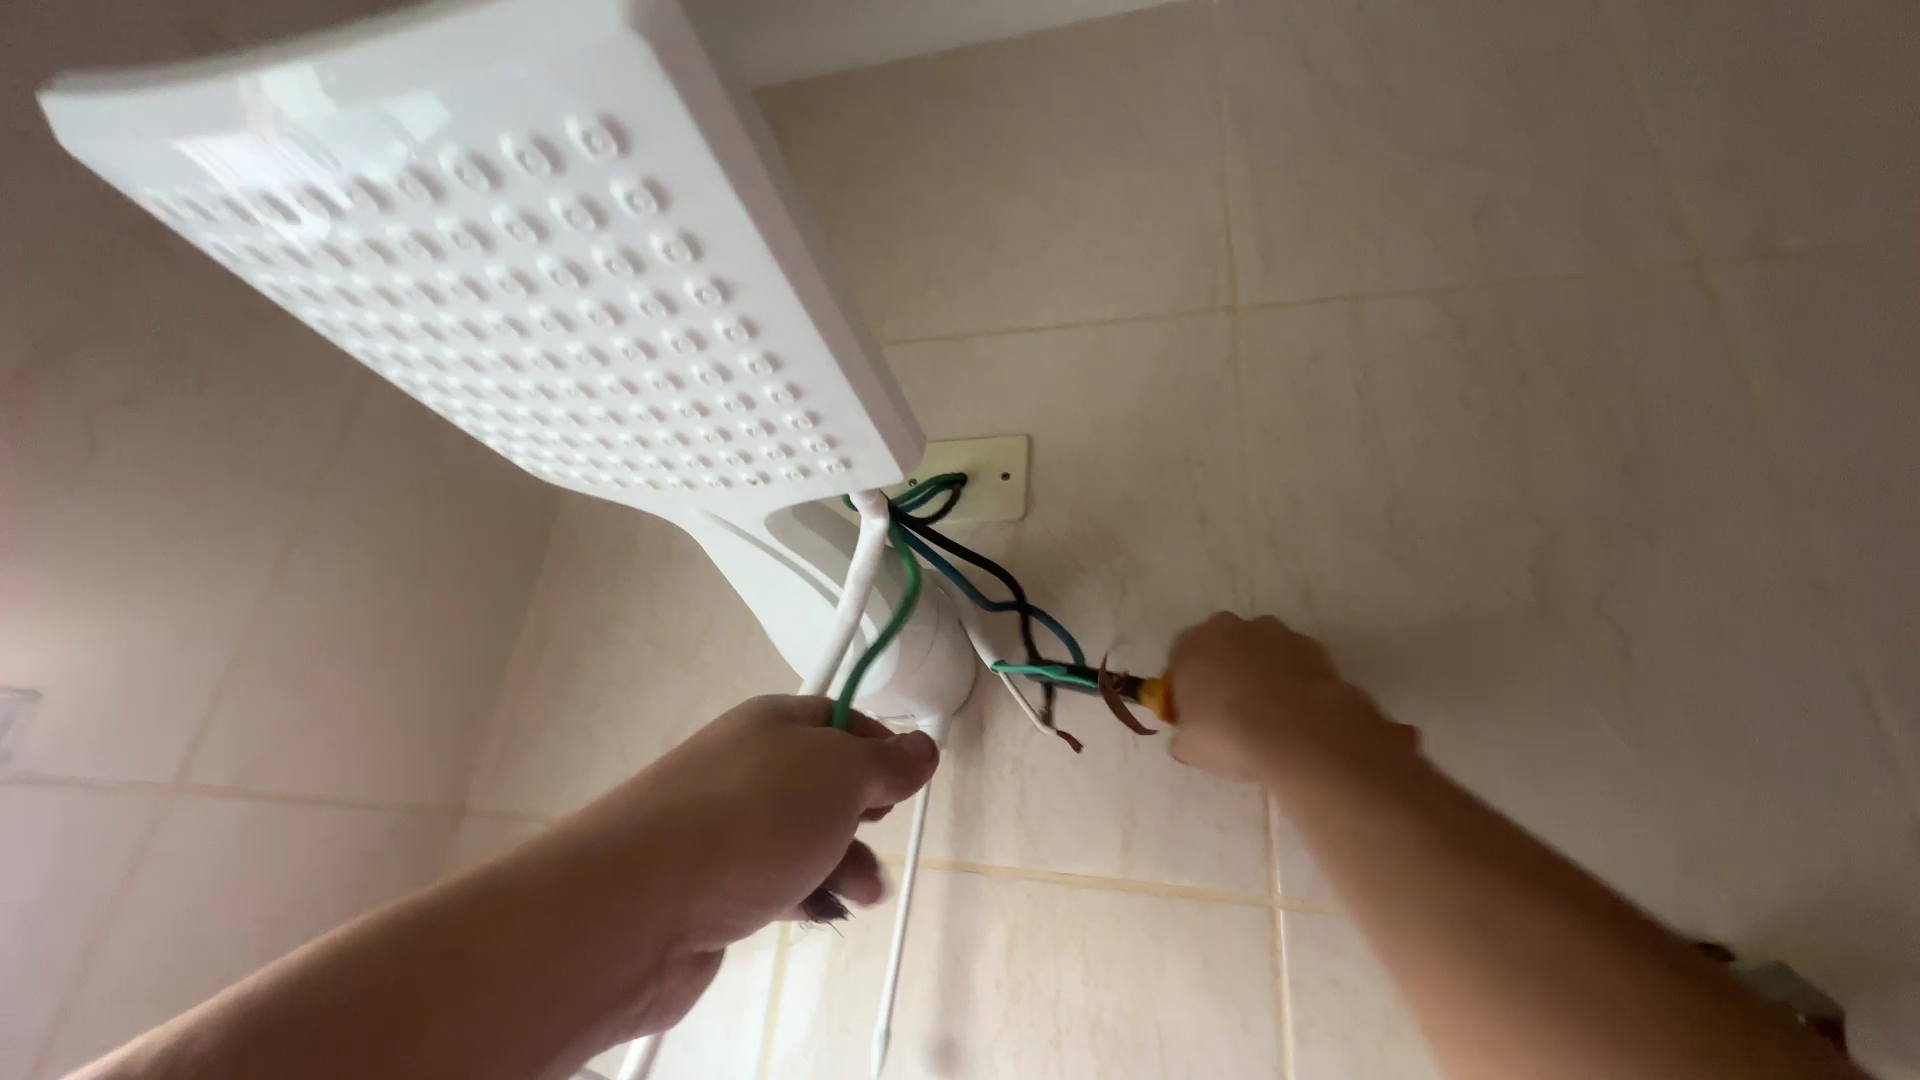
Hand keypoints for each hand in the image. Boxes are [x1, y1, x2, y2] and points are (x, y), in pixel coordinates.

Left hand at [606, 695, 936, 946]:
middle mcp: (747, 766)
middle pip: (824, 782)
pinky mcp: (711, 883)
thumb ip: (889, 763)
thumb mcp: (841, 775)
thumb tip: (923, 747)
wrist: (633, 905)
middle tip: (879, 833)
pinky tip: (819, 912)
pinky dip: (804, 892)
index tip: (910, 779)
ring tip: (863, 892)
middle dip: (865, 814)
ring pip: (802, 836)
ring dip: (842, 862)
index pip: (840, 718)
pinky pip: (773, 878)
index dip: (881, 745)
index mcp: (773, 723)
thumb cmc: (751, 821)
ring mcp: (724, 825)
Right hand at [1165, 613, 1414, 781]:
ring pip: (1258, 649)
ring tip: (1271, 712)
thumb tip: (1189, 739)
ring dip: (1260, 671)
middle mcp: (1226, 628)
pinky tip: (1297, 709)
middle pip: (1220, 647)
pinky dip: (1292, 677)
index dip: (1188, 687)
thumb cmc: (1228, 735)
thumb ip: (1184, 735)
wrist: (1297, 732)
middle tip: (1233, 711)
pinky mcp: (1307, 643)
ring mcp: (1271, 631)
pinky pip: (1292, 659)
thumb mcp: (1189, 748)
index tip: (1198, 713)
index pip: (1180, 661)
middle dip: (1225, 671)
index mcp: (1189, 646)